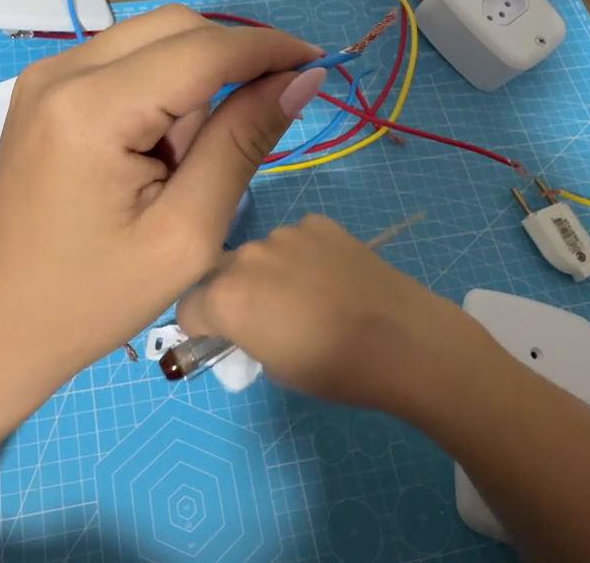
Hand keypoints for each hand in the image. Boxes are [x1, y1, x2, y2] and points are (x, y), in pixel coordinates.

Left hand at [0, 6, 323, 415]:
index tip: (318, 64)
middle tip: (262, 119)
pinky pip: (122, 60)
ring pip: (151, 38)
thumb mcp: (186, 232)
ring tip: (187, 161)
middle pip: (175, 28)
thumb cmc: (94, 299)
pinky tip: (157, 150)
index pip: (202, 49)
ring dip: (192, 79)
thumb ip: (242, 143)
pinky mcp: (43, 90)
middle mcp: (61, 71)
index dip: (268, 49)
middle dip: (230, 62)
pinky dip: (159, 87)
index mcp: (92, 109)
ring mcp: (45, 76)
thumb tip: (300, 78)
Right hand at [177, 215, 508, 416]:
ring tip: (309, 297)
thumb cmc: (333, 368)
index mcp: (227, 297)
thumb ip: (245, 335)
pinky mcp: (317, 222)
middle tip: (269, 319)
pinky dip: (304, 256)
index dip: (203, 325)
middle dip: (233, 293)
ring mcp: (284, 233)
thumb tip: (245, 322)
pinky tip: (331, 278)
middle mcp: (246, 256)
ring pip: (260, 253)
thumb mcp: (275, 366)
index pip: (188, 307)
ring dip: (269, 272)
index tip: (224, 336)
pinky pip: (296, 239)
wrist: (401, 339)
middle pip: (222, 272)